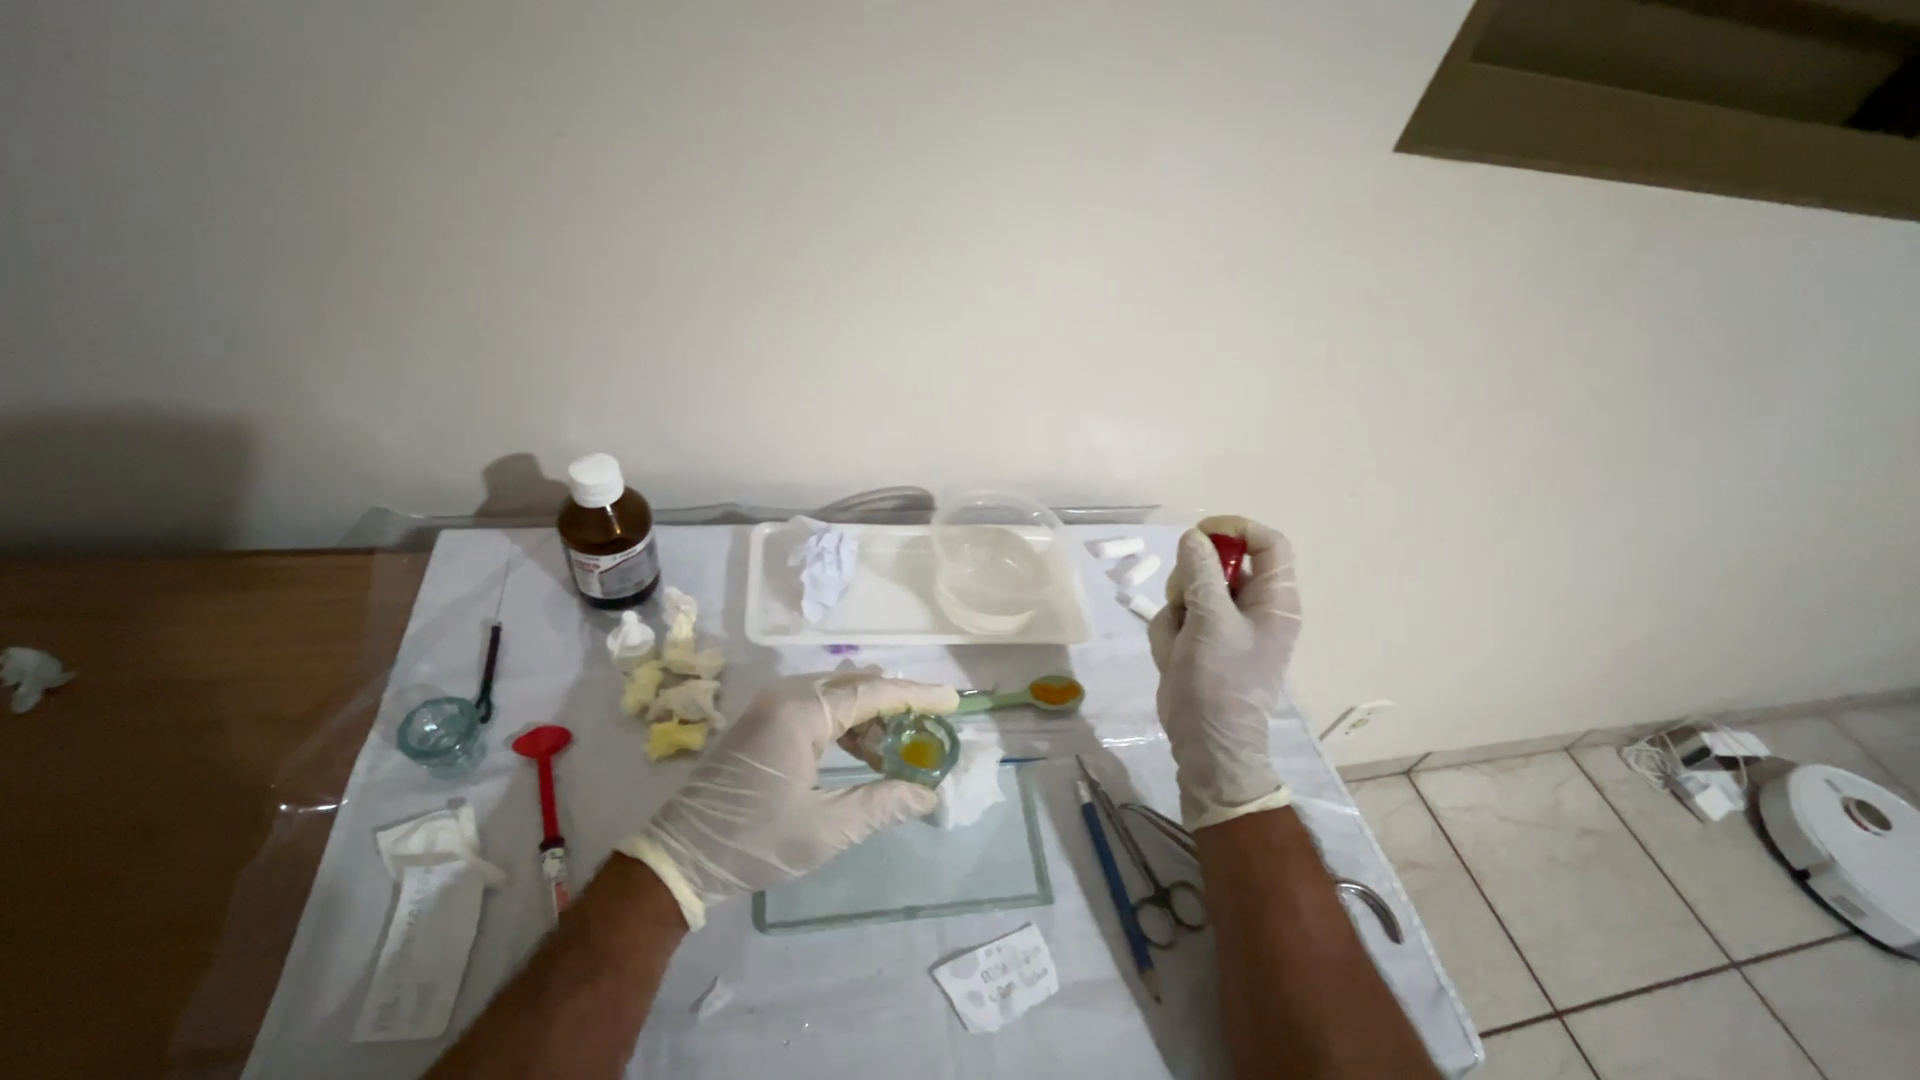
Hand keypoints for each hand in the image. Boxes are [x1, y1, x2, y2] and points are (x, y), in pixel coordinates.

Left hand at [618, 672, 957, 929]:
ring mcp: (770, 706)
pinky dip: (846, 725)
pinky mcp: (762, 723)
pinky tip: (864, 753)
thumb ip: (883, 804)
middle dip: (896, 704)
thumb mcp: (826, 829)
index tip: (953, 700)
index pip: (873, 691)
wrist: (679, 858)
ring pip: (837, 695)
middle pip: (856, 685)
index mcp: (801, 712)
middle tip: (931, 727)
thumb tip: (928, 794)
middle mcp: (786, 695)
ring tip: (901, 750)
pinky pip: (817, 708)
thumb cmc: (754, 841)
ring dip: (871, 717)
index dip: (916, 695)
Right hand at [1148, 516, 1302, 830]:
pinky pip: (1178, 617)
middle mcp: (1253, 607)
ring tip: (1180, 641)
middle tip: (1184, 598)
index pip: (1267, 543)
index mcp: (1274, 600)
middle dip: (1192, 579)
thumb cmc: (1219, 681)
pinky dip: (1170, 633)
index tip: (1201, 535)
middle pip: (1220, 563)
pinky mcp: (1201, 641)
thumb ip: (1202, 573)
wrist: (1206, 742)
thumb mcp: (1211, 621)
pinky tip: (1173, 656)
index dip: (1236, 530)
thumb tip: (1194, 537)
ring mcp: (1225, 625)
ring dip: (1176, 610)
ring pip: (1191, 590)